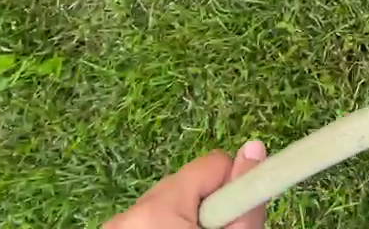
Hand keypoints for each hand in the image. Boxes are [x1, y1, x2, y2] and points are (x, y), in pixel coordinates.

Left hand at [104, 141, 268, 228]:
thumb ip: (245, 199)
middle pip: (188, 185)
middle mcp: (128, 212)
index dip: (233, 187)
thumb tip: (254, 147)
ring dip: (183, 221)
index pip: (213, 163)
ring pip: (167, 207)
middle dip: (206, 208)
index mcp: (159, 206)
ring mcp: (114, 227)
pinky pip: (147, 223)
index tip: (233, 218)